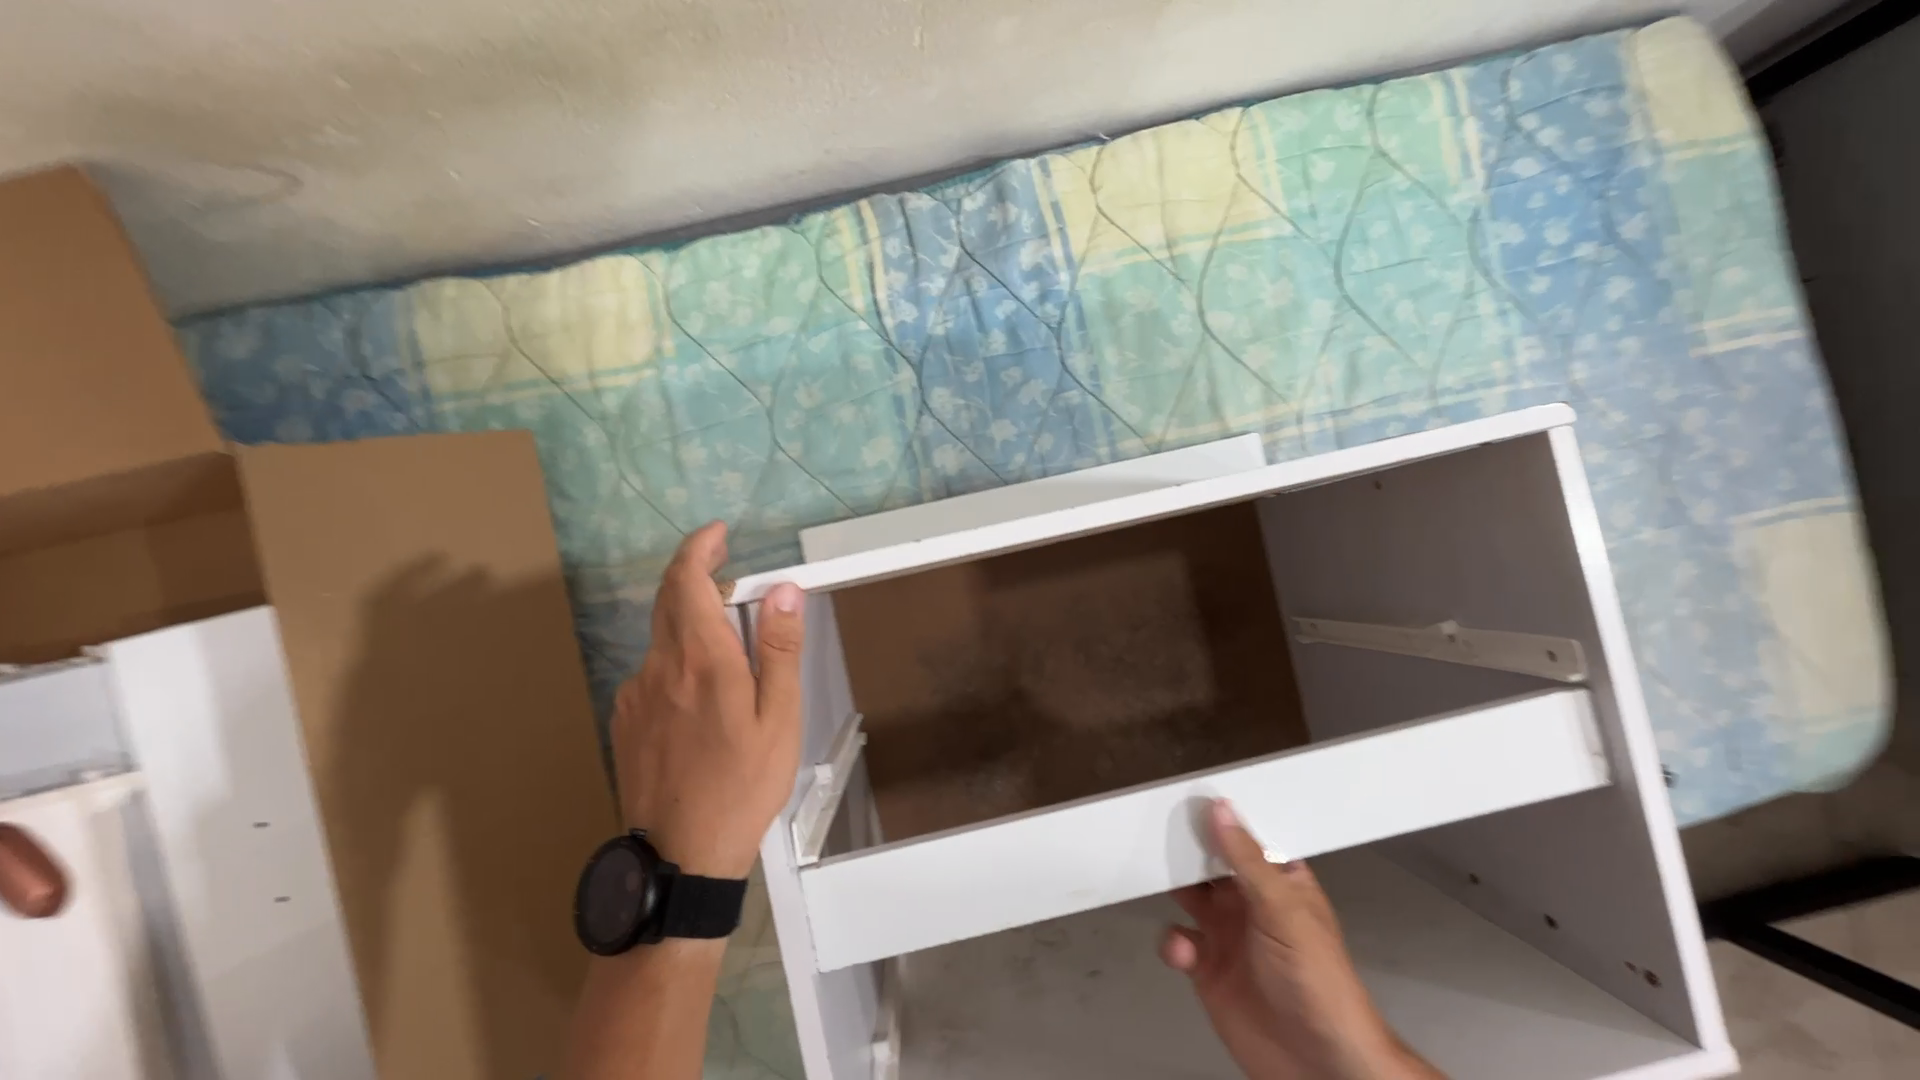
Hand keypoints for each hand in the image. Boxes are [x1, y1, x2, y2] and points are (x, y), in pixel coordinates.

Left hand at [612, 522, 805, 878]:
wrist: (681, 856)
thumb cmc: (742, 786)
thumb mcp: (779, 718)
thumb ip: (779, 649)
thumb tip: (782, 591)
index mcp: (700, 660)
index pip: (686, 581)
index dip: (699, 549)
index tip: (717, 535)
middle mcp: (659, 668)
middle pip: (669, 602)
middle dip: (697, 578)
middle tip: (732, 580)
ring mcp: (636, 695)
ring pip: (663, 640)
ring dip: (692, 627)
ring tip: (731, 662)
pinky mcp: (627, 720)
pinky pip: (653, 674)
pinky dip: (678, 664)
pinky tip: (703, 702)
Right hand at [1162, 800, 1444, 1079]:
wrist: (1319, 1064)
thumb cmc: (1316, 979)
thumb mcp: (1283, 910)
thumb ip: (1246, 859)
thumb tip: (1221, 808)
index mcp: (1279, 882)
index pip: (1246, 838)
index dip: (1221, 817)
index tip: (1187, 791)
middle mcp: (1251, 903)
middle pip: (1210, 863)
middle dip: (1186, 849)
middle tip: (1154, 826)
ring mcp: (1228, 935)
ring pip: (1188, 897)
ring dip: (1171, 889)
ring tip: (1151, 876)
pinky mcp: (1207, 969)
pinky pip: (1178, 942)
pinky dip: (1171, 943)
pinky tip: (1181, 951)